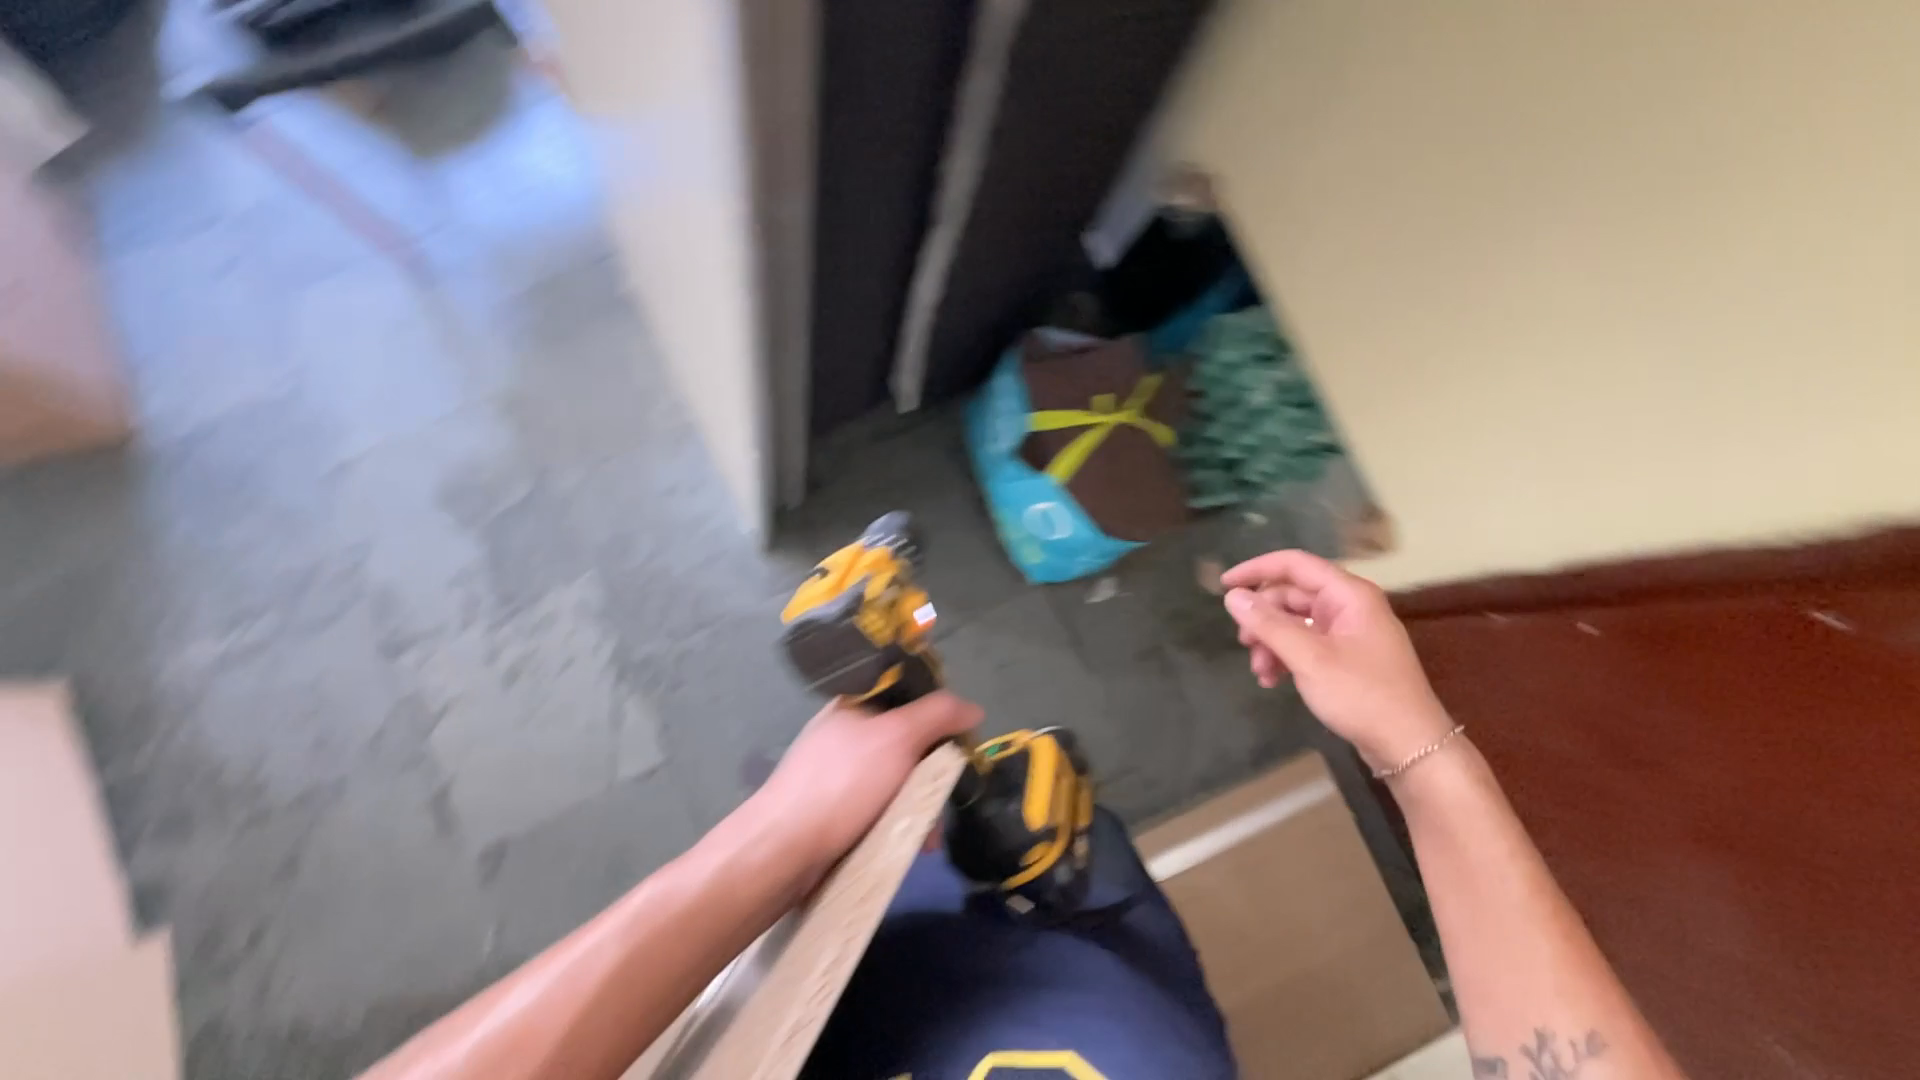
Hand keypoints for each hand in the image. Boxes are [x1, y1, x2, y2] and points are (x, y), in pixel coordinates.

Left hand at [750, 691, 981, 873]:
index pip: (907, 696)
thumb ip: (938, 715)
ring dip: (919, 804)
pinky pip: (878, 807)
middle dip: (932, 771)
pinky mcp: (832, 810)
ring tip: (929, 837)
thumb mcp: (897, 737)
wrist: (782, 850)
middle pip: (906, 742)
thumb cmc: (842, 784)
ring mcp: (836, 773)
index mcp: (854, 706)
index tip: (962, 744)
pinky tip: (910, 844)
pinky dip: (898, 821)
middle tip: (947, 797)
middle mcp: (845, 733)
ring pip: (895, 779)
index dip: (939, 717)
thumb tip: (974, 708)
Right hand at [1221, 550, 1454, 771]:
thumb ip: (1269, 624)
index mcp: (1349, 595)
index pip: (1294, 564)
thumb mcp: (1309, 658)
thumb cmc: (1362, 695)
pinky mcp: (1346, 657)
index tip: (1223, 586)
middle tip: (1243, 644)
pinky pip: (1306, 644)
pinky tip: (1272, 680)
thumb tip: (1233, 597)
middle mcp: (1350, 606)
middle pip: (1292, 595)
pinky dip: (1285, 657)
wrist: (1410, 746)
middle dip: (1263, 618)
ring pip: (1295, 622)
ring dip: (1271, 642)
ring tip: (1260, 671)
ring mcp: (1349, 632)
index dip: (1256, 570)